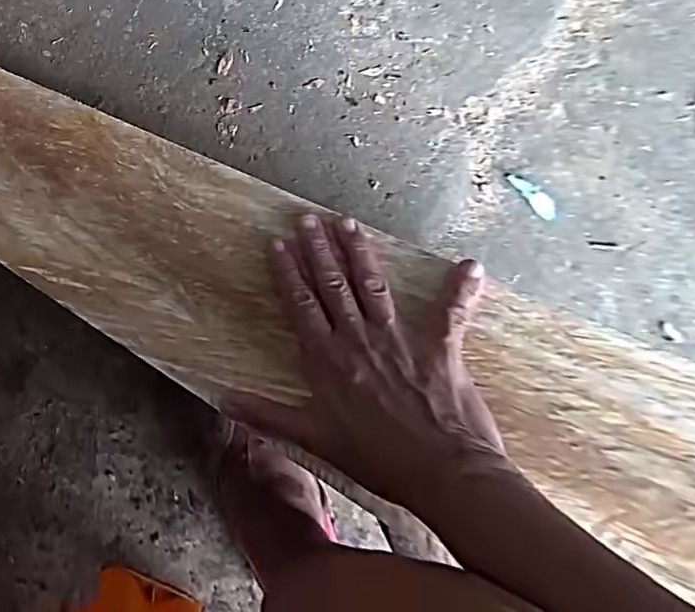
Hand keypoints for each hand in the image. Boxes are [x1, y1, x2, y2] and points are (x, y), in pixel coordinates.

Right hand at [224, 214, 510, 513]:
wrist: (443, 476)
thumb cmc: (377, 459)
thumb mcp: (315, 438)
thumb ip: (268, 416)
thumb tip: (224, 401)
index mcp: (327, 356)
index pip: (301, 302)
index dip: (288, 270)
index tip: (278, 242)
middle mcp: (358, 338)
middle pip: (332, 284)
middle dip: (318, 248)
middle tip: (307, 218)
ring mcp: (399, 339)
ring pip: (372, 285)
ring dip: (358, 252)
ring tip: (347, 222)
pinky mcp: (439, 348)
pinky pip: (450, 313)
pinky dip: (460, 290)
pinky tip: (470, 266)